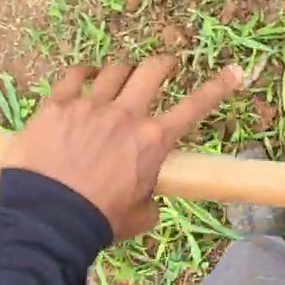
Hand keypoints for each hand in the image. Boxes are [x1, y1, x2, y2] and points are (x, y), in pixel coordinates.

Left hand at [5, 57, 245, 240]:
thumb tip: (147, 196)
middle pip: (152, 71)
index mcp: (153, 141)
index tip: (235, 72)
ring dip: (123, 71)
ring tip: (121, 75)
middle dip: (164, 64)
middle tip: (166, 65)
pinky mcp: (57, 105)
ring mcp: (90, 105)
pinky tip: (87, 75)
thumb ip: (150, 197)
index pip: (195, 107)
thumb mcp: (140, 216)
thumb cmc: (100, 221)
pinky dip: (85, 73)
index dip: (218, 87)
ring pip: (115, 71)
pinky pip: (75, 76)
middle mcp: (126, 115)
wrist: (49, 219)